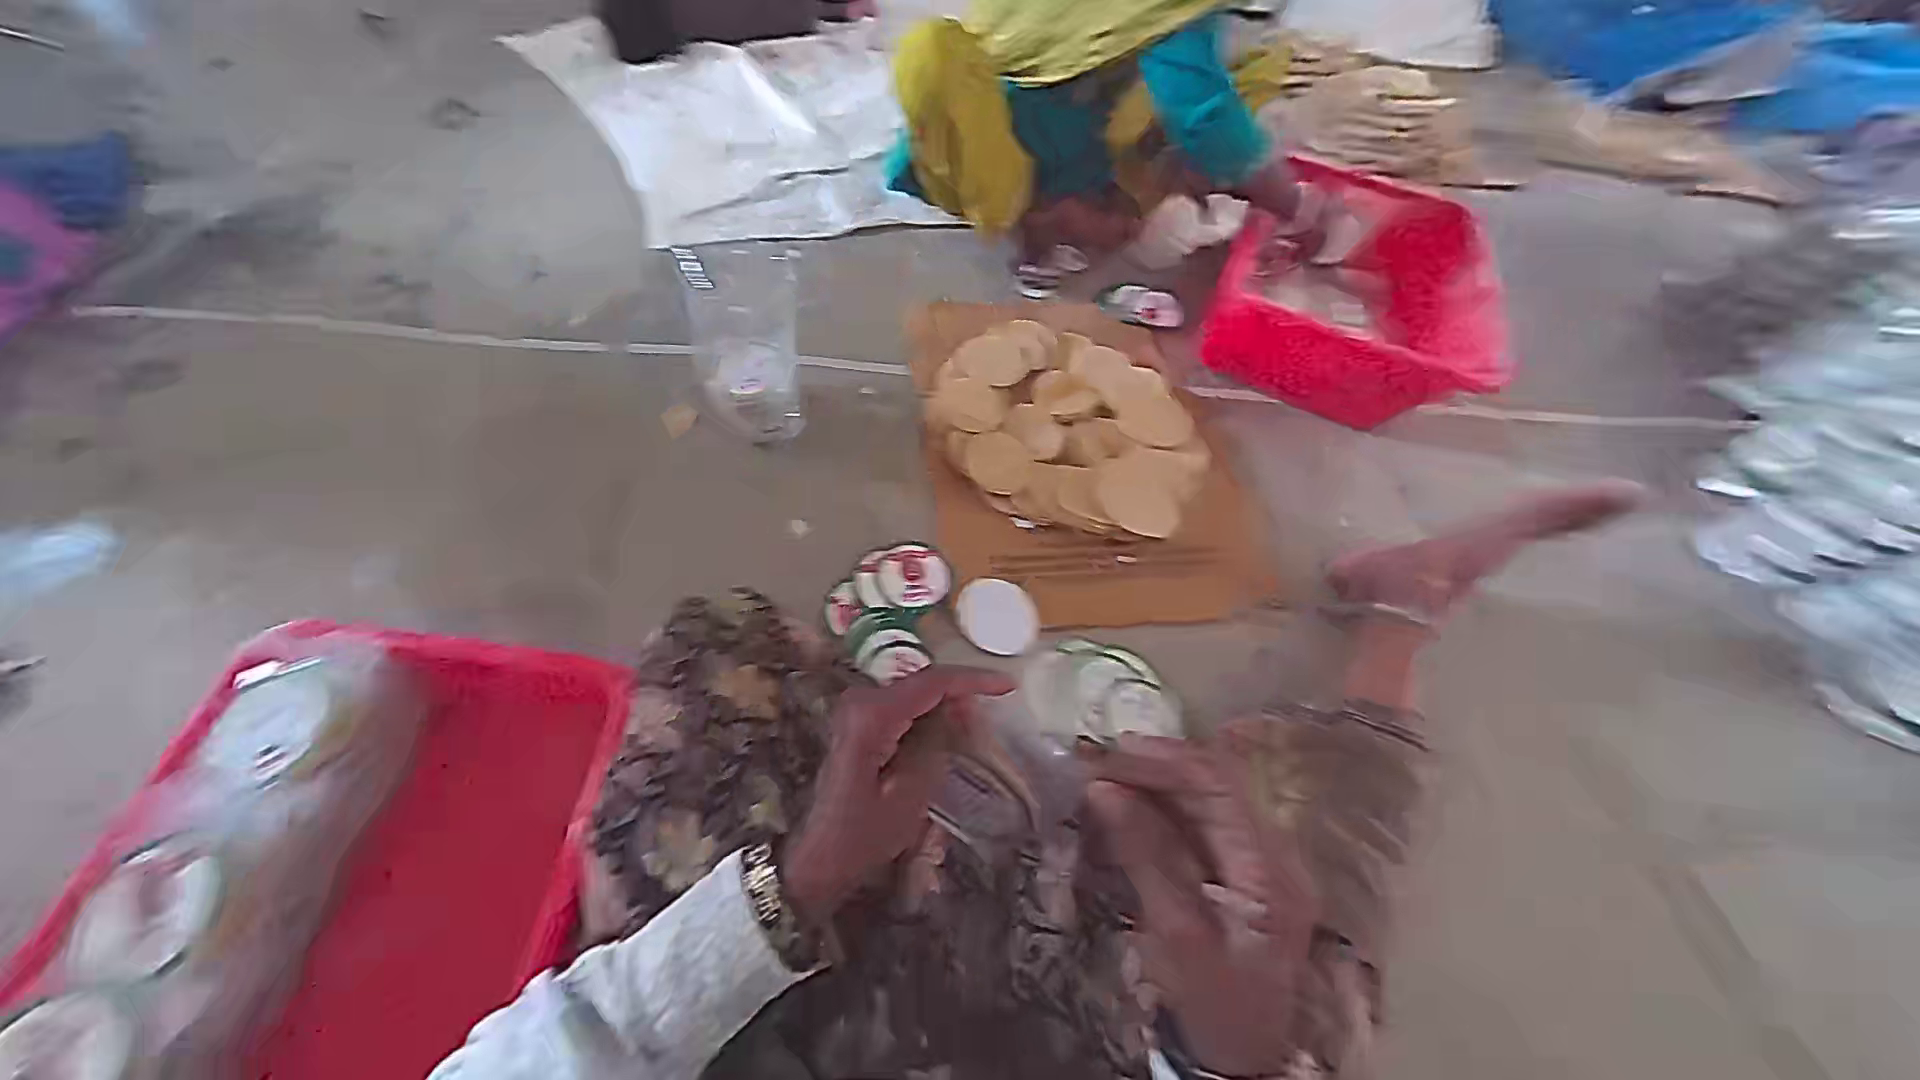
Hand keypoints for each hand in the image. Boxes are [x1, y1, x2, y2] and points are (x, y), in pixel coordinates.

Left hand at [780, 666, 1014, 924]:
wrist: (818, 857)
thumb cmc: (862, 835)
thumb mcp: (910, 795)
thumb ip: (936, 744)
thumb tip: (957, 711)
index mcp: (872, 715)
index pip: (932, 681)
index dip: (973, 680)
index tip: (1006, 686)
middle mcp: (862, 700)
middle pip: (923, 682)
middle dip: (960, 695)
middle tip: (987, 723)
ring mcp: (857, 709)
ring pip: (915, 693)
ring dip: (945, 706)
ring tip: (971, 732)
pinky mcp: (859, 722)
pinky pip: (903, 707)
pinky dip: (928, 716)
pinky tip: (945, 736)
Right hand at [1084, 734, 1317, 1076]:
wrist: (1242, 1056)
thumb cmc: (1213, 1002)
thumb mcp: (1176, 932)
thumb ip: (1143, 853)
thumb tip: (1102, 788)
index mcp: (1269, 866)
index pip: (1219, 784)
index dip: (1164, 758)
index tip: (1111, 751)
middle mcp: (1271, 848)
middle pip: (1211, 782)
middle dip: (1151, 765)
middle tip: (1096, 762)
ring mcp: (1255, 854)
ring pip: (1199, 794)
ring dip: (1150, 781)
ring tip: (1101, 776)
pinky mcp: (1234, 862)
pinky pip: (1193, 816)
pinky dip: (1155, 804)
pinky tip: (1122, 803)